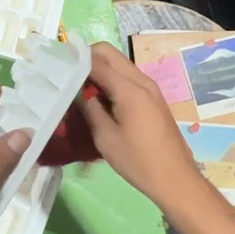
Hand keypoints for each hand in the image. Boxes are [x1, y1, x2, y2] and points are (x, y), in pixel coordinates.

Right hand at [82, 43, 210, 211]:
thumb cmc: (139, 162)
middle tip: (70, 77)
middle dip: (87, 58)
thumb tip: (77, 90)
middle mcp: (142, 81)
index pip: (96, 61)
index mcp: (129, 89)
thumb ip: (89, 108)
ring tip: (83, 89)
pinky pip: (128, 76)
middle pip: (109, 53)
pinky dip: (112, 79)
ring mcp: (150, 88)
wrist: (177, 181)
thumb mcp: (105, 138)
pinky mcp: (153, 97)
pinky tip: (101, 99)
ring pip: (119, 63)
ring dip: (100, 69)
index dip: (75, 61)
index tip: (58, 69)